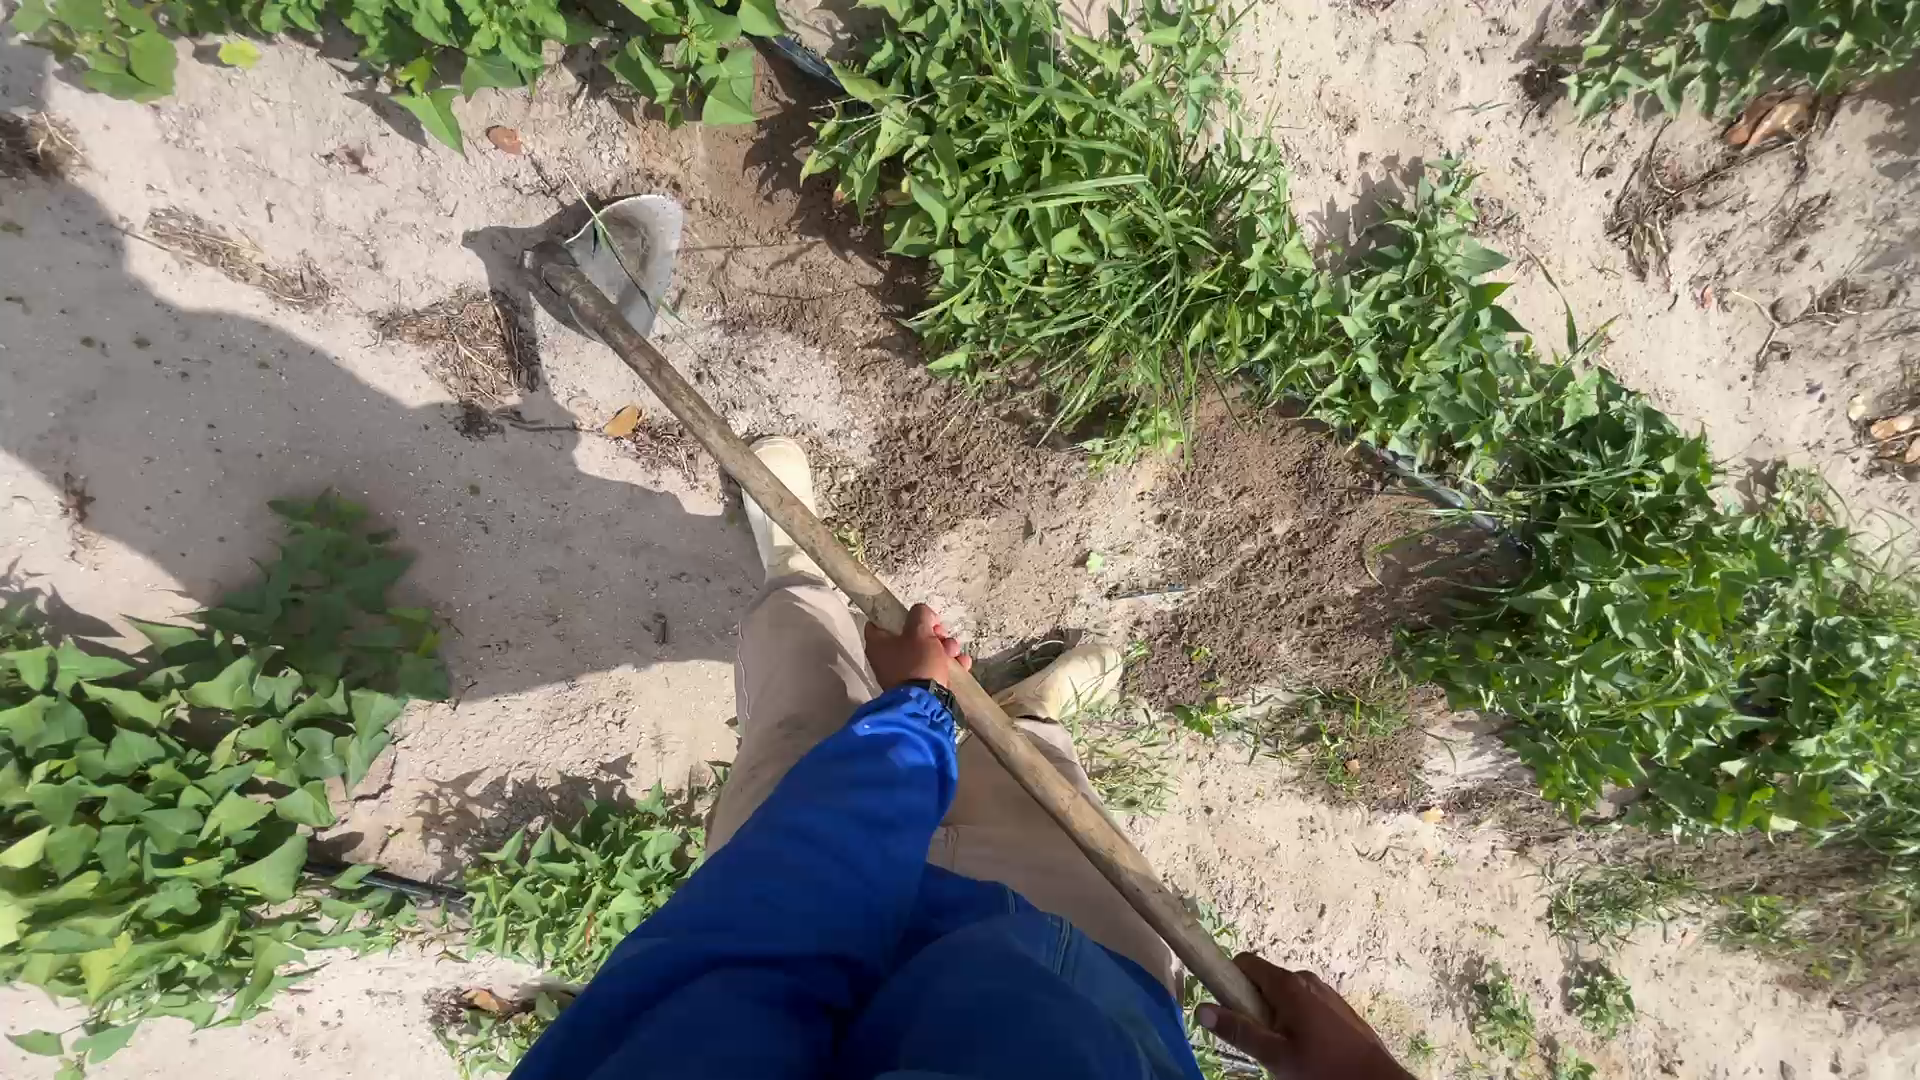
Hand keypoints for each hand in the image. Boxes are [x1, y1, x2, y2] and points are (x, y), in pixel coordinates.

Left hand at [864, 603, 971, 689]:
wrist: (925, 704)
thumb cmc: (917, 662)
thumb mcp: (919, 631)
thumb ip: (920, 614)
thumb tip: (924, 615)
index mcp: (878, 643)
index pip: (880, 621)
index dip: (900, 614)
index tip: (918, 615)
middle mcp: (886, 659)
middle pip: (910, 636)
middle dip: (932, 633)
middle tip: (941, 634)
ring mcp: (902, 674)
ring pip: (925, 652)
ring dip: (944, 648)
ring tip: (954, 652)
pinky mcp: (918, 687)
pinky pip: (933, 669)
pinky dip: (947, 665)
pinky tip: (962, 663)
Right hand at [1195, 954, 1413, 1079]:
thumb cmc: (1325, 1071)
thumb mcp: (1277, 1057)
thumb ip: (1239, 1032)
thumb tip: (1201, 1009)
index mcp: (1287, 984)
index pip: (1245, 962)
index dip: (1230, 979)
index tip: (1228, 1007)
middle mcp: (1305, 979)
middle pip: (1265, 982)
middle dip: (1256, 1007)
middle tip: (1262, 1042)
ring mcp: (1326, 993)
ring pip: (1287, 997)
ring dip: (1279, 1018)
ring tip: (1288, 1053)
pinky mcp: (1341, 1010)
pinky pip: (1308, 1007)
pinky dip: (1300, 1023)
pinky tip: (1311, 1053)